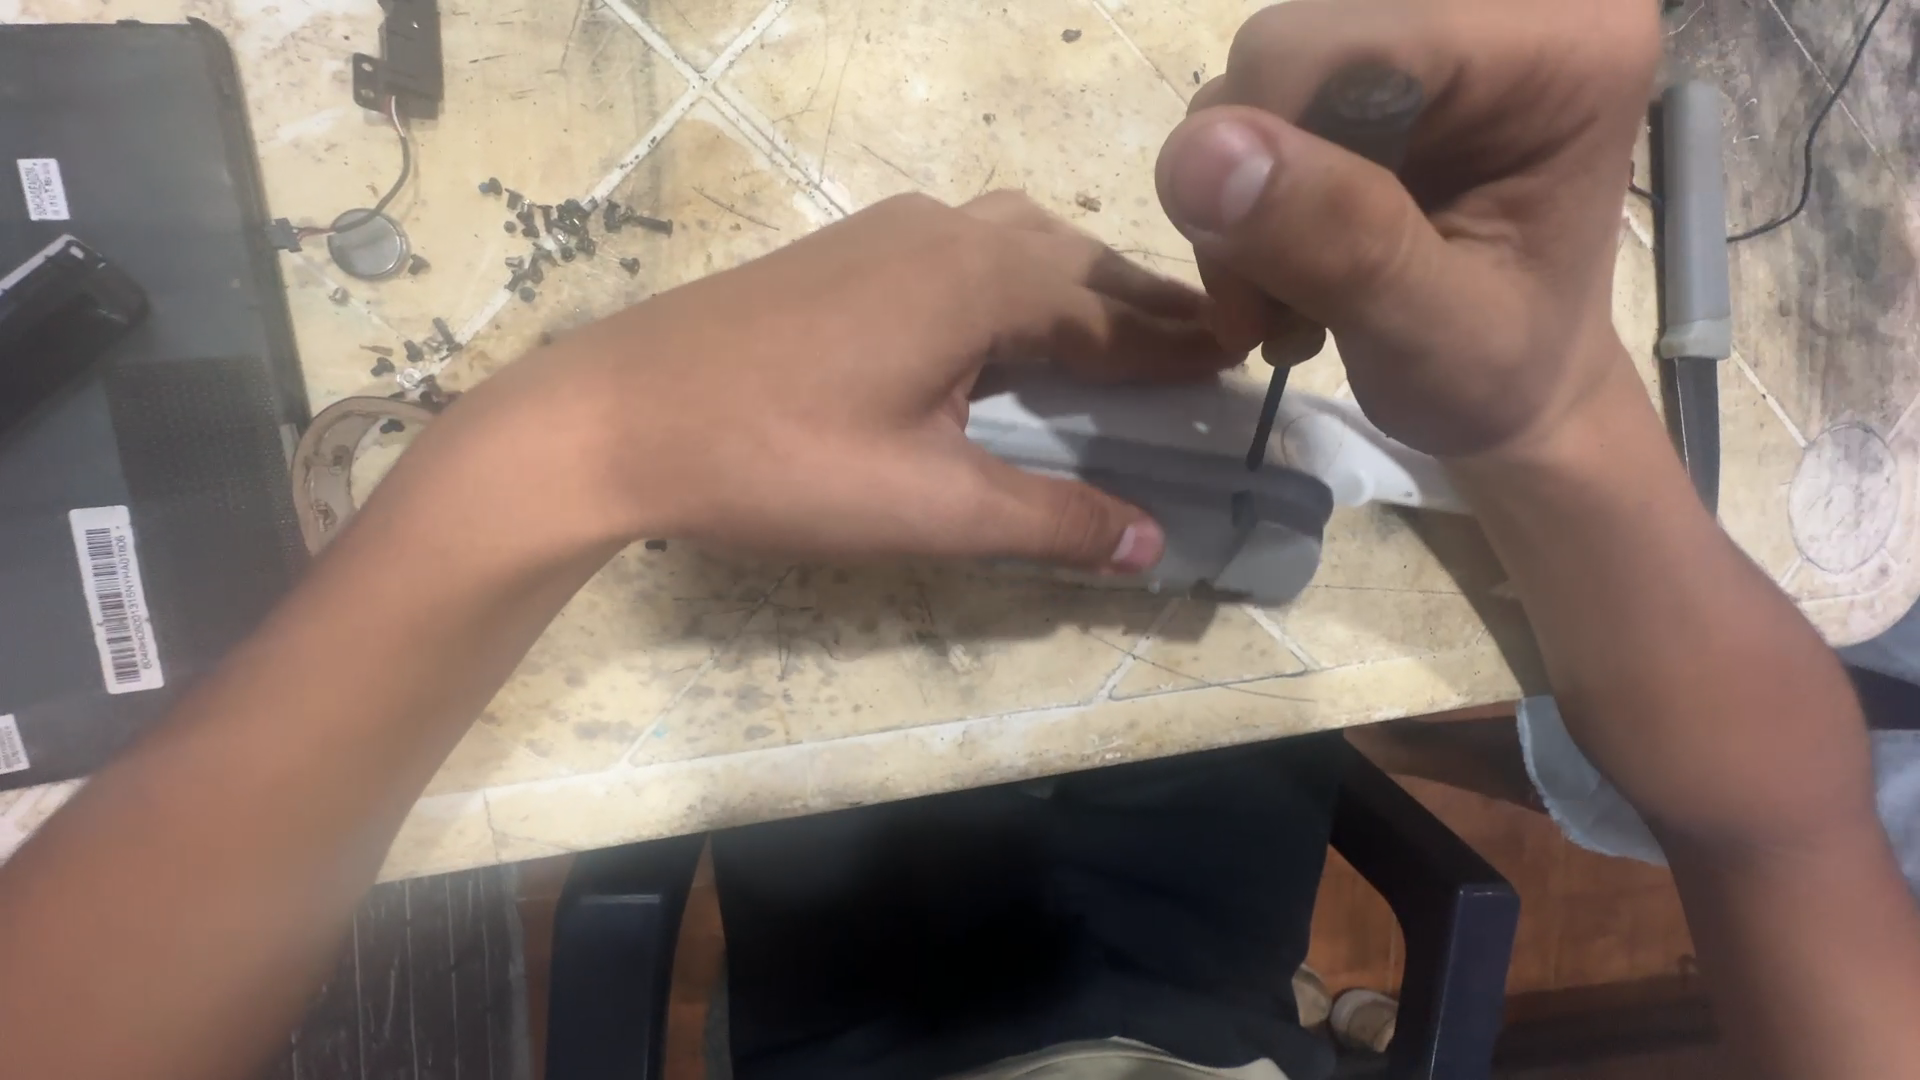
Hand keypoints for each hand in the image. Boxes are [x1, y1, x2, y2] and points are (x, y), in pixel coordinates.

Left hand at [433, 191, 1232, 568]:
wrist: (617, 419)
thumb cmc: (779, 463)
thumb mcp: (929, 504)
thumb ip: (1048, 519)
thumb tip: (1151, 543)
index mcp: (981, 280)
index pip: (1115, 312)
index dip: (1182, 342)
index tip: (1244, 357)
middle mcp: (945, 230)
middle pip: (1076, 263)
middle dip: (1142, 309)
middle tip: (1196, 352)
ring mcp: (888, 231)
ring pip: (1019, 246)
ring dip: (1079, 289)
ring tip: (1116, 339)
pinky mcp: (847, 251)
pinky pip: (965, 252)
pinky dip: (1016, 285)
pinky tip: (1008, 326)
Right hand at [1154, 0, 1659, 457]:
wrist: (1506, 391)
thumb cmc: (1493, 375)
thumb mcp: (1424, 329)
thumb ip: (1332, 239)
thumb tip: (1194, 154)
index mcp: (1555, 46)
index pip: (1333, 40)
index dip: (1263, 156)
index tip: (1264, 288)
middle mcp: (1489, 16)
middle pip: (1281, 57)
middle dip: (1248, 196)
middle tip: (1270, 305)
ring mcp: (1420, 50)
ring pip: (1249, 97)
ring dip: (1238, 217)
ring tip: (1284, 301)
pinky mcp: (1371, 90)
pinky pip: (1251, 129)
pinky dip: (1244, 215)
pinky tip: (1285, 275)